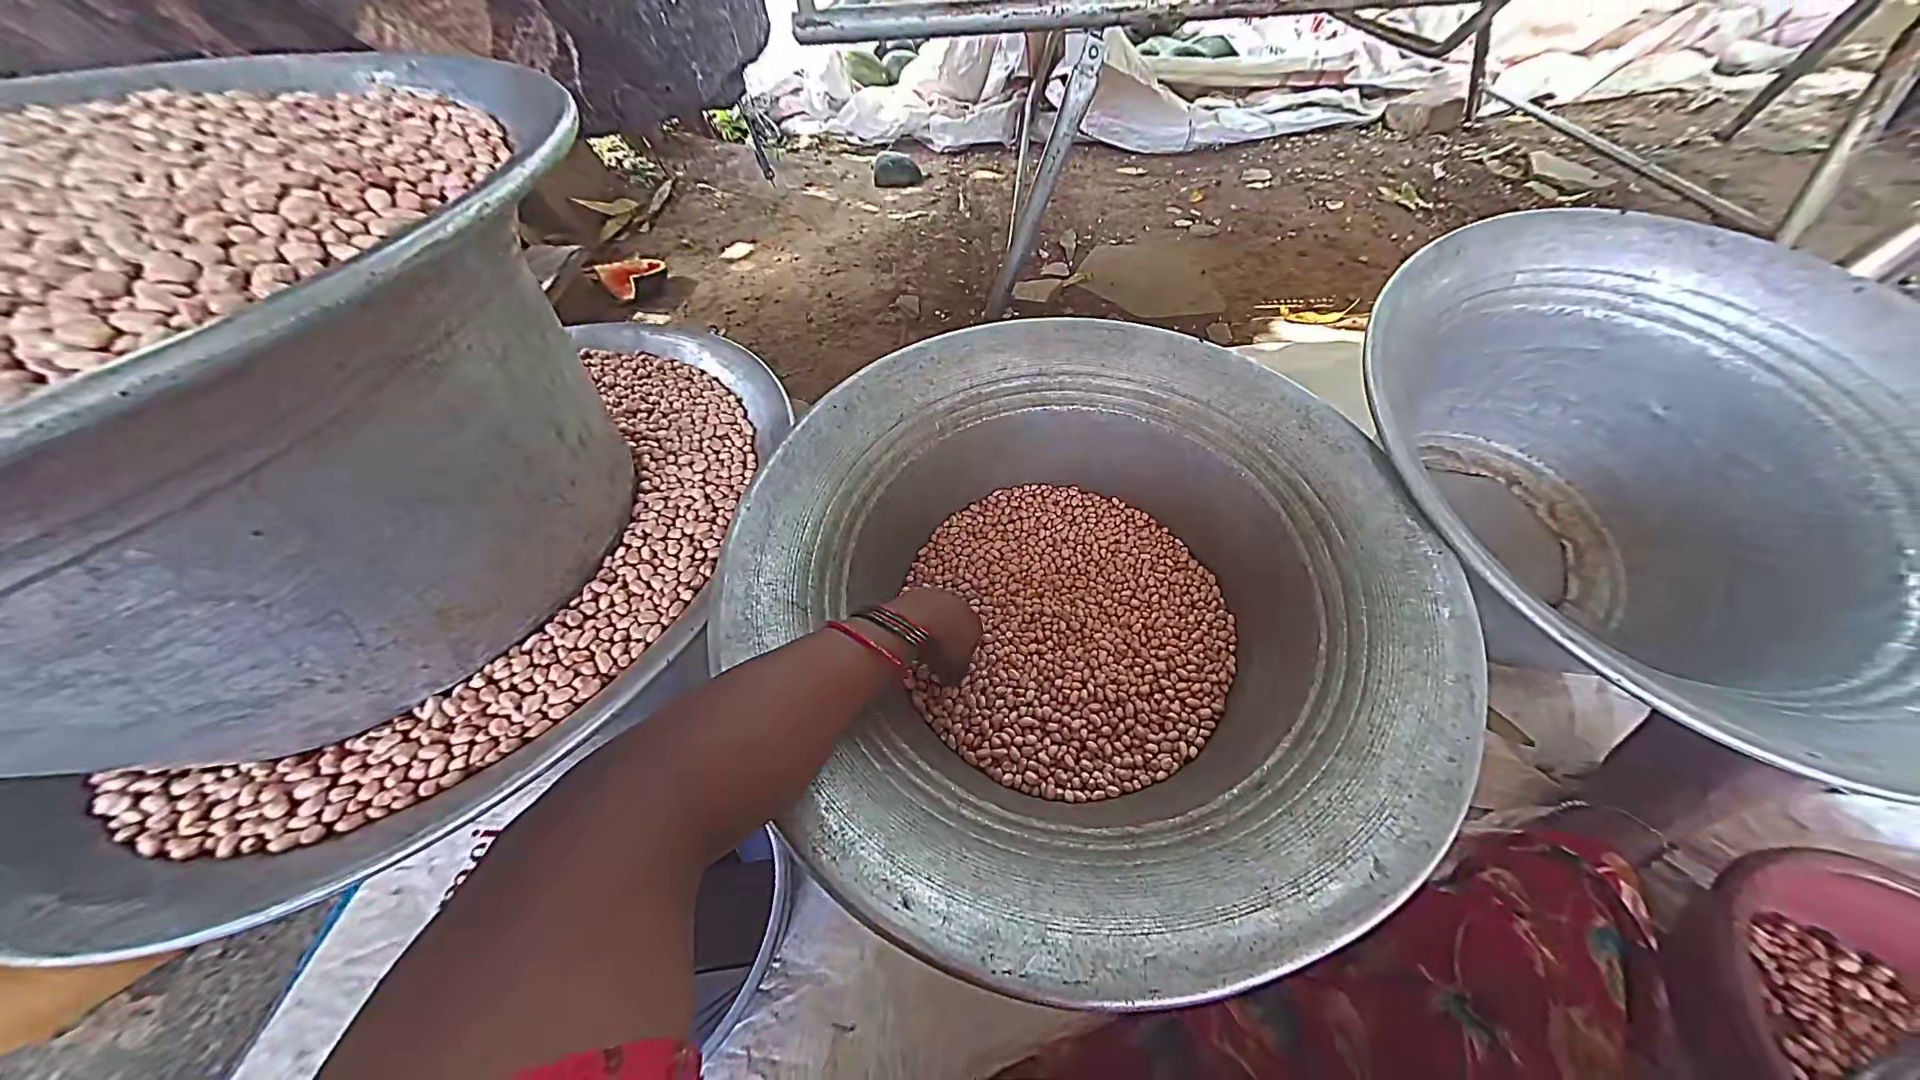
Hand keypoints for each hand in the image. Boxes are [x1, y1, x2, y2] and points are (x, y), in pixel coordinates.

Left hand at [883, 587, 980, 684]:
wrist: (917, 622)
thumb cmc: (941, 649)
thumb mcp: (954, 669)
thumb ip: (957, 672)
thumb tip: (954, 678)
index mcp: (975, 623)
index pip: (974, 636)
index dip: (963, 649)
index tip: (952, 660)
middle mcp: (962, 605)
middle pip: (957, 620)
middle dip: (948, 632)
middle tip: (935, 649)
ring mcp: (939, 595)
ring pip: (938, 610)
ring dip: (932, 622)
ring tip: (920, 639)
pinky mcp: (918, 591)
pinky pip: (920, 607)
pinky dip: (916, 617)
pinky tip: (908, 629)